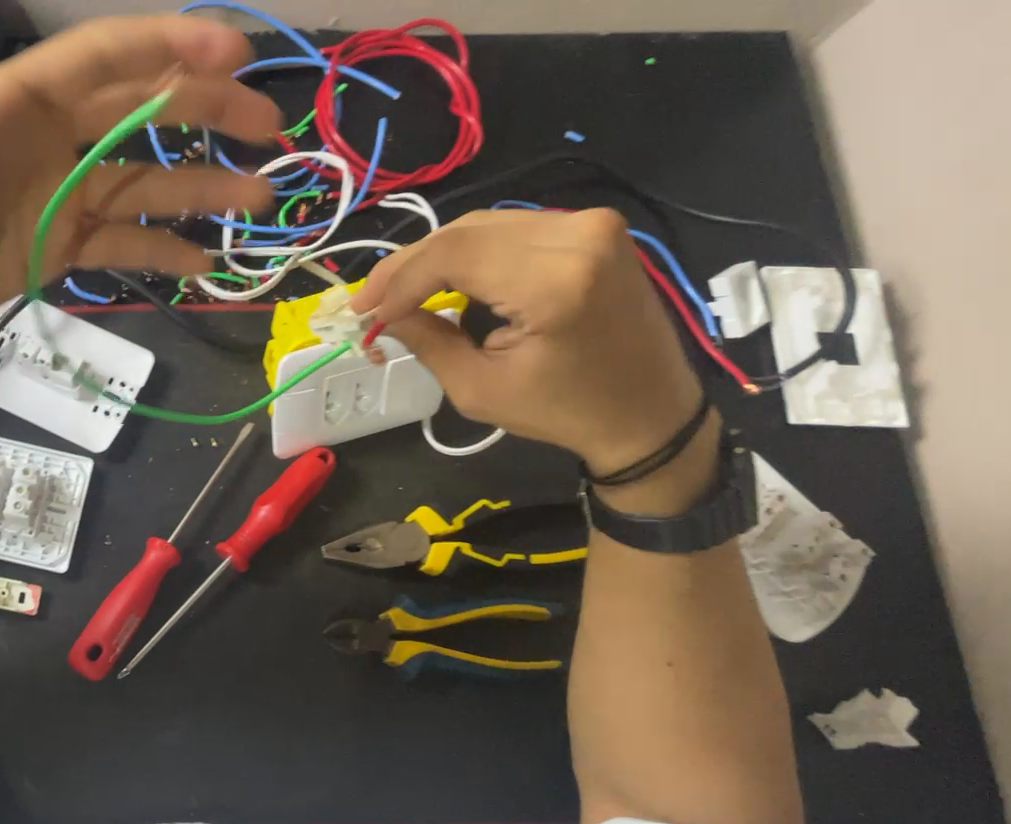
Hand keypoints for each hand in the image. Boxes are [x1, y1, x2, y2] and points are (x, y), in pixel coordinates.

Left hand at [0, 0, 278, 367]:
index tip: (232, 55)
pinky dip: (161, 251)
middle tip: (269, 128)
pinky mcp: (59, 248)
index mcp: (10, 108)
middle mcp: (46, 143)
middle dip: (204, 113)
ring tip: (257, 199)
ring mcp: (58, 198)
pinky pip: (122, 243)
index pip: (98, 62)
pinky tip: (201, 262)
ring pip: (142, 182)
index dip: (164, 50)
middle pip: (138, 113)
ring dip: (199, 187)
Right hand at [350, 208, 703, 474]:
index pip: (452, 255)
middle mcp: (577, 235)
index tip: (363, 311)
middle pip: (466, 231)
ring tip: (398, 291)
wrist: (647, 412)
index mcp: (554, 281)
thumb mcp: (478, 389)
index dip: (398, 280)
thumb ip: (428, 341)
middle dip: (409, 266)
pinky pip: (511, 230)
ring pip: (485, 226)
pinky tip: (443, 278)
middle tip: (370, 300)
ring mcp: (591, 224)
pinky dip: (470, 253)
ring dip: (436, 257)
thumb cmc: (562, 411)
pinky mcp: (594, 228)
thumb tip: (383, 316)